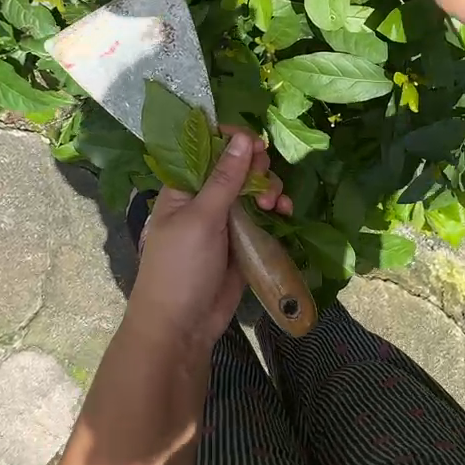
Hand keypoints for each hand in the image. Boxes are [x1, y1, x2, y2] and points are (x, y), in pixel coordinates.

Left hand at [127, 128, 291, 354]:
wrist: (181, 327)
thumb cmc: (180, 268)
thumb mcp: (201, 219)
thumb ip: (225, 178)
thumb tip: (243, 138)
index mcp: (184, 186)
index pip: (208, 148)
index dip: (233, 141)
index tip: (255, 145)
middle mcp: (205, 197)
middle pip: (238, 166)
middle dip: (257, 168)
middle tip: (264, 182)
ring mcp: (225, 219)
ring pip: (255, 189)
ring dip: (270, 189)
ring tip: (275, 204)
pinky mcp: (243, 239)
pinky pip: (264, 214)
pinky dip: (277, 209)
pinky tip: (285, 213)